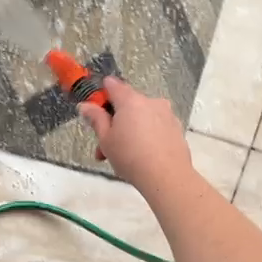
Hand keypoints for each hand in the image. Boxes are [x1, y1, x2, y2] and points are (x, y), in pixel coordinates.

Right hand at [77, 77, 192, 188]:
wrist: (166, 175)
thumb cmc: (130, 156)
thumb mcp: (106, 140)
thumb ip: (96, 119)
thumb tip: (85, 105)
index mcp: (130, 101)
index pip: (113, 85)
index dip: (102, 95)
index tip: (96, 111)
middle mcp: (150, 101)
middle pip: (128, 105)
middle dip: (115, 123)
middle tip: (105, 147)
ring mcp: (166, 113)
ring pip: (142, 117)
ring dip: (130, 132)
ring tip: (123, 157)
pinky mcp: (176, 128)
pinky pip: (155, 126)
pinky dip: (146, 136)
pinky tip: (143, 156)